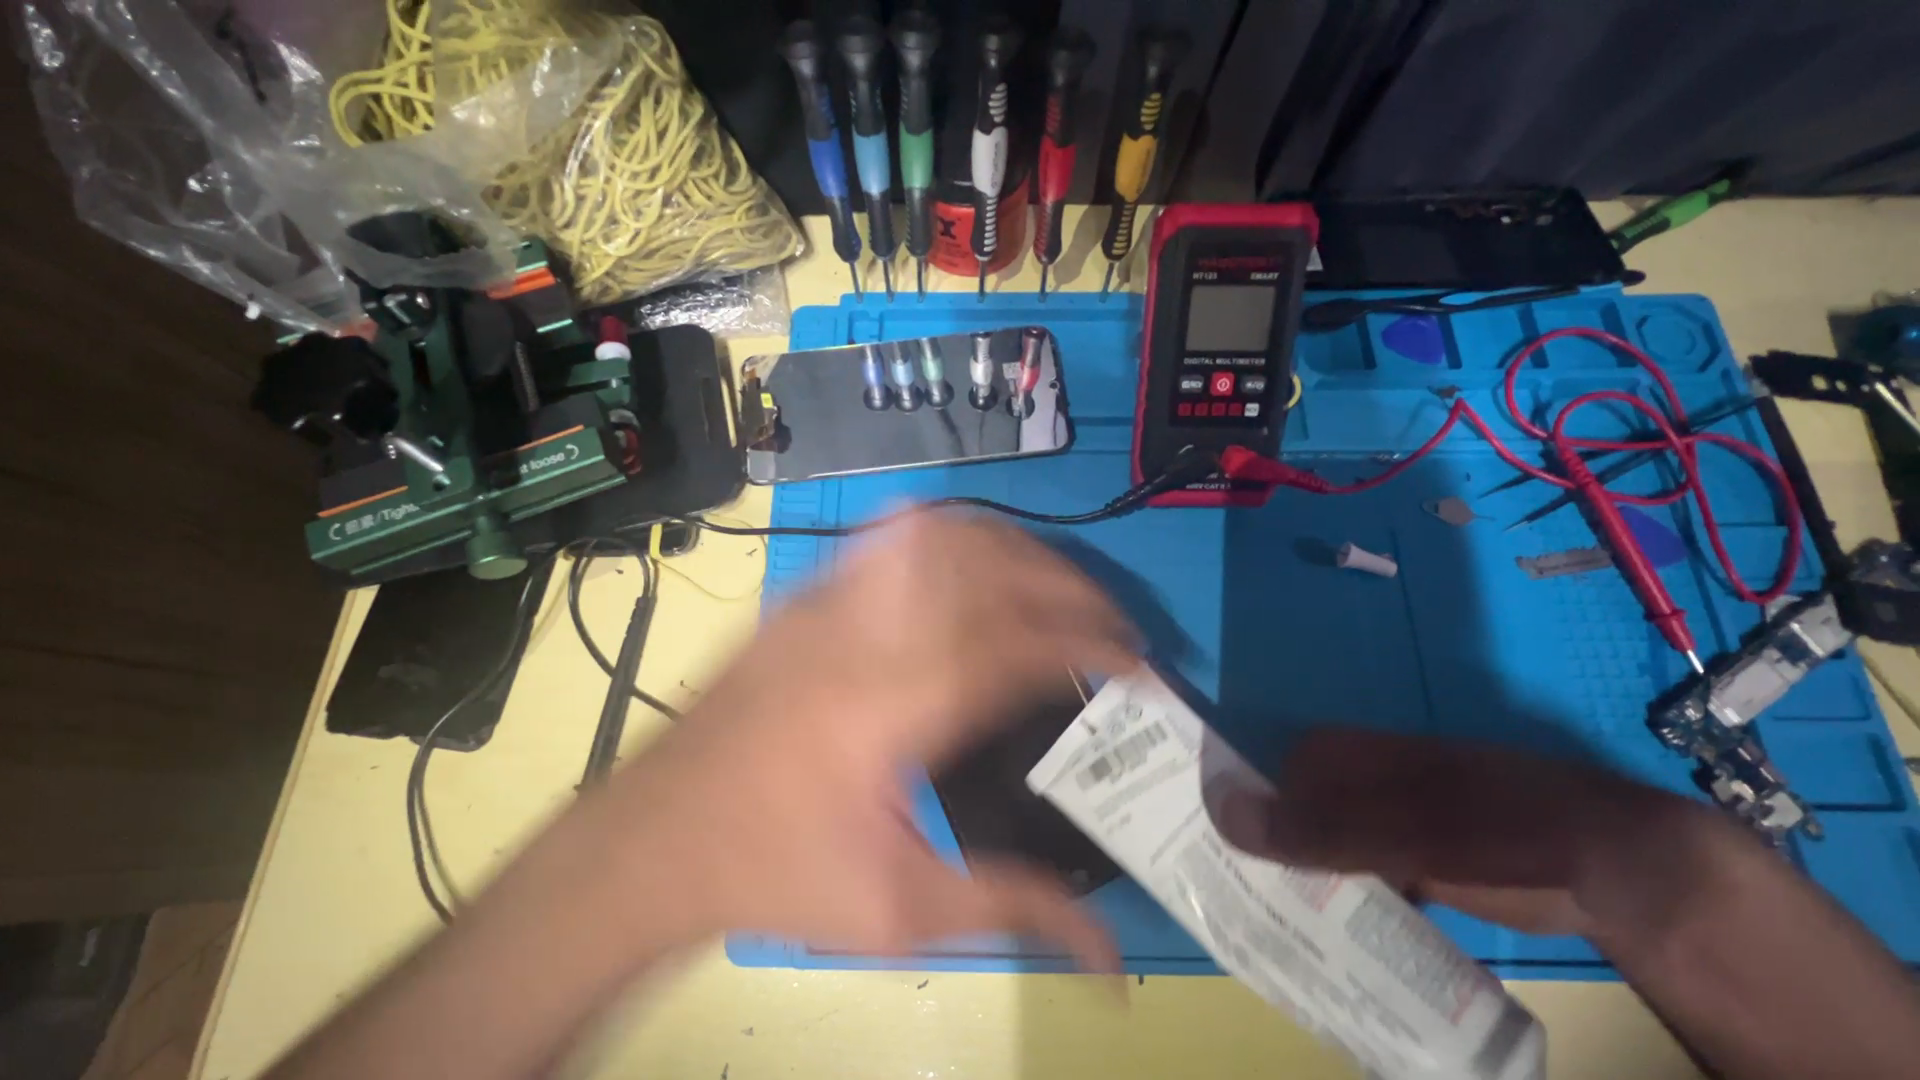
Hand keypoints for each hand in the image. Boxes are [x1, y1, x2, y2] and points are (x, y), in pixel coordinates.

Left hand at [591, 513, 1139, 971]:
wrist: (652, 840)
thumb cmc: (774, 876)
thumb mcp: (898, 911)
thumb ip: (1014, 909)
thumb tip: (1114, 955)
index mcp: (893, 707)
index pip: (1016, 644)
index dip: (1091, 645)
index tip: (1139, 666)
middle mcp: (863, 634)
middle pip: (988, 571)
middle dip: (1068, 587)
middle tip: (1112, 626)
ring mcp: (824, 604)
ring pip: (940, 535)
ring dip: (1014, 551)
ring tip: (1056, 589)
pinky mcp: (801, 599)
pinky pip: (888, 539)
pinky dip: (950, 537)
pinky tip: (973, 564)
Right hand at [1211, 728, 1719, 937]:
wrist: (1613, 864)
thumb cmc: (1495, 829)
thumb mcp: (1396, 831)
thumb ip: (1311, 825)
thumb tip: (1218, 809)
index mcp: (1351, 756)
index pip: (1268, 775)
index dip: (1239, 809)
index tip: (1217, 858)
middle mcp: (1366, 782)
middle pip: (1294, 812)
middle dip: (1268, 853)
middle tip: (1243, 903)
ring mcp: (1396, 821)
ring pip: (1328, 846)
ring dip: (1306, 881)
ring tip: (1279, 926)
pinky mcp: (1425, 859)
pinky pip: (1364, 876)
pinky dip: (1349, 902)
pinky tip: (1341, 936)